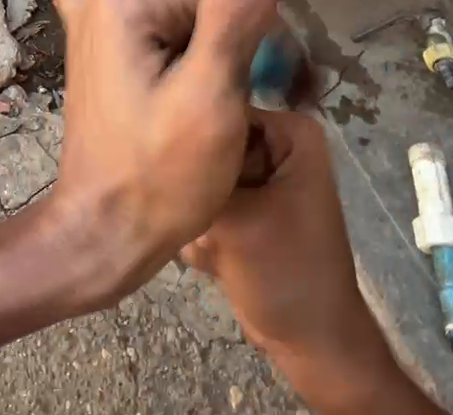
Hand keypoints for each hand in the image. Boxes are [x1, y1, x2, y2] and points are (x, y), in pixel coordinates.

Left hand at [39, 0, 288, 310]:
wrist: (104, 228)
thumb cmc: (163, 175)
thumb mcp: (212, 94)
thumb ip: (236, 6)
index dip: (263, 19)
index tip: (281, 70)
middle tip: (258, 60)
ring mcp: (86, 7)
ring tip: (223, 40)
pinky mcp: (86, 32)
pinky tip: (156, 4)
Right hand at [180, 110, 366, 353]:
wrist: (310, 343)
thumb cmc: (287, 273)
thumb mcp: (236, 218)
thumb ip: (191, 177)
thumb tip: (142, 149)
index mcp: (290, 133)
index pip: (221, 108)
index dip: (194, 137)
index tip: (174, 169)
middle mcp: (273, 147)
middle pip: (206, 144)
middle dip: (198, 187)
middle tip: (206, 221)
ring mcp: (255, 181)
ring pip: (196, 178)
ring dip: (197, 216)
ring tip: (217, 245)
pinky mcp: (240, 211)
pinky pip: (199, 205)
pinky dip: (201, 233)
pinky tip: (218, 258)